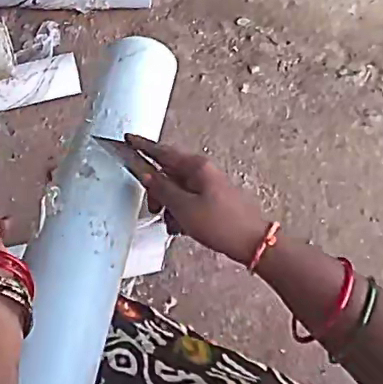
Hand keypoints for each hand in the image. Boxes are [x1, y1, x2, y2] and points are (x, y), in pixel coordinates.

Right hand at [121, 134, 271, 264]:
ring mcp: (208, 185)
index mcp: (196, 167)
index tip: (129, 139)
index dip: (142, 146)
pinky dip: (180, 212)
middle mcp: (202, 171)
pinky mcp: (212, 199)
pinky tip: (183, 227)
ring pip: (176, 189)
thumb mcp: (183, 207)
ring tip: (173, 223)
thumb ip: (161, 189)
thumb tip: (145, 175)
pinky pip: (187, 200)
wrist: (253, 243)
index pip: (161, 152)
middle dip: (156, 191)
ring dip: (168, 206)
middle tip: (154, 207)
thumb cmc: (223, 224)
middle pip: (167, 173)